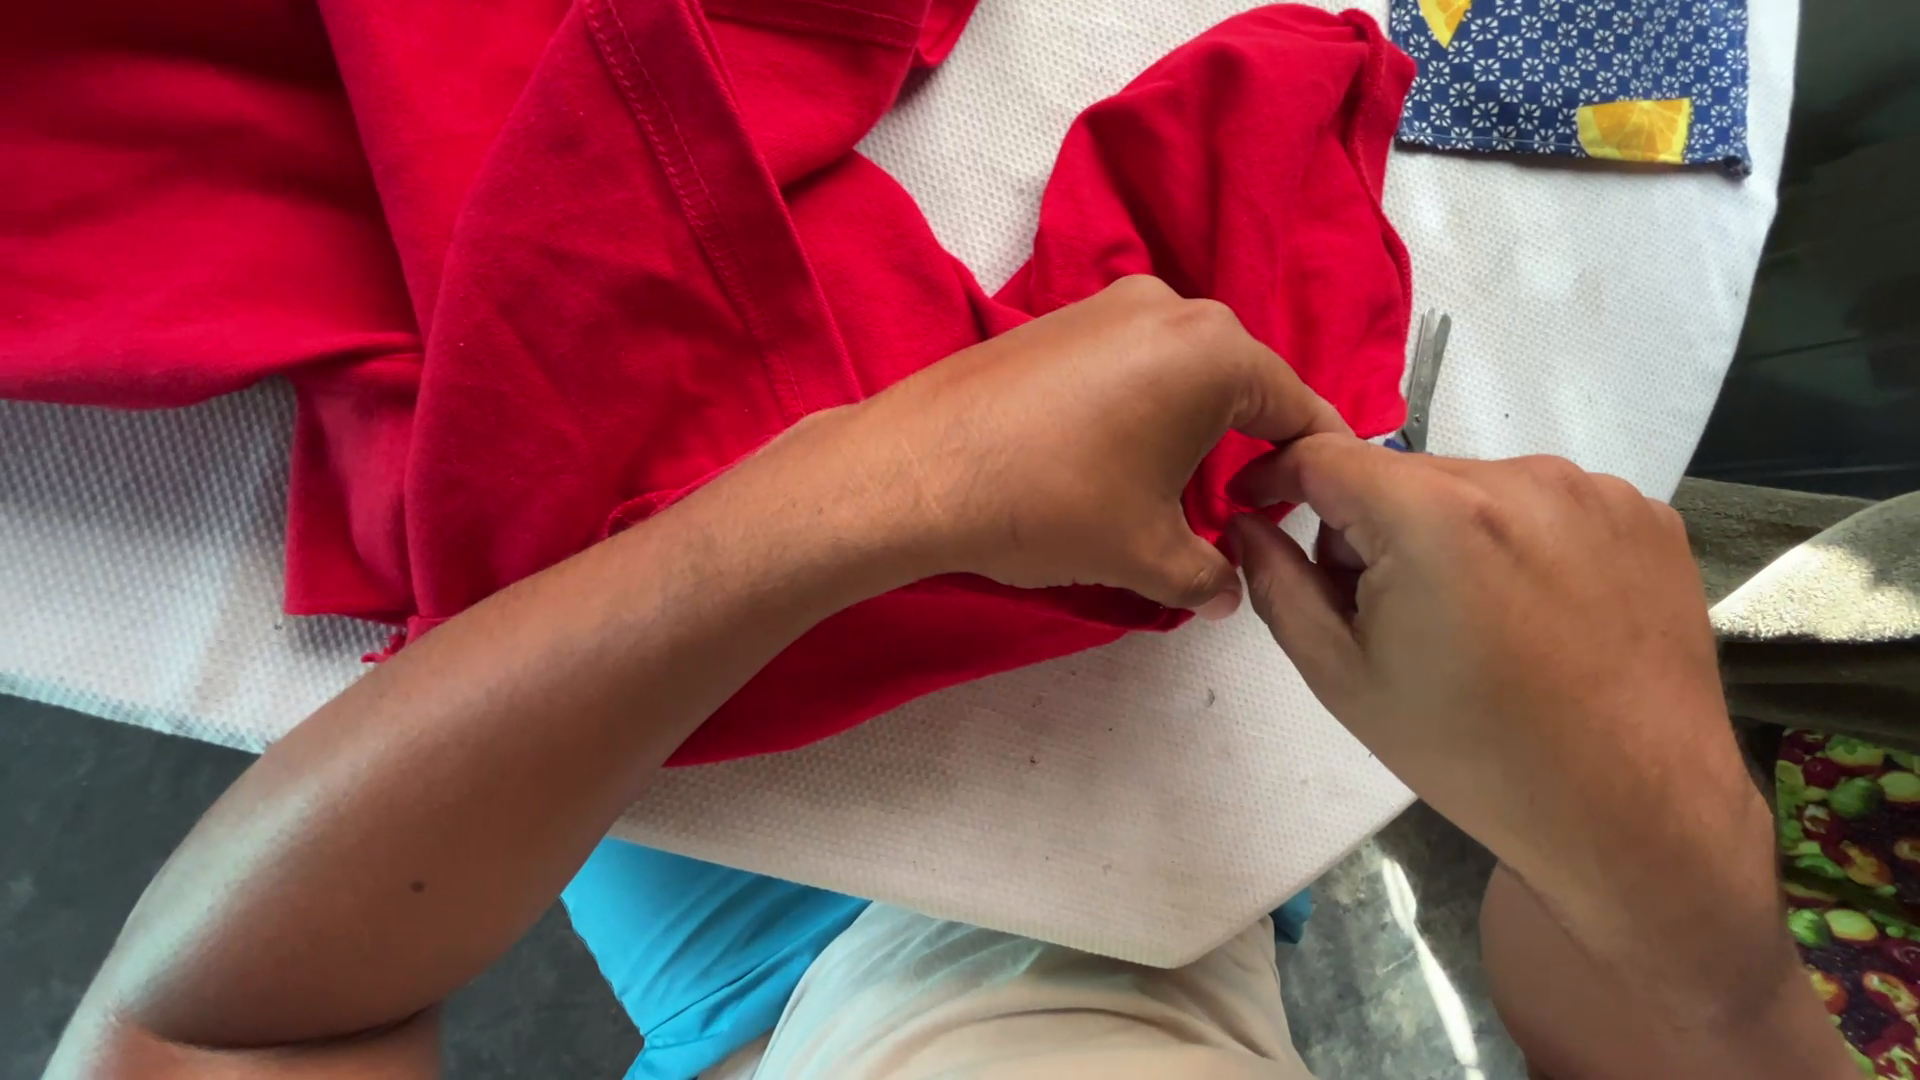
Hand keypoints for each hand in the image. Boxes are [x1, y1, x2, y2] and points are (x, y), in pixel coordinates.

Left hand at [752, 275, 1348, 611]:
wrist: (917, 469)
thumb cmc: (1053, 506)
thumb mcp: (1146, 554)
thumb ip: (1207, 577)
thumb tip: (1228, 595)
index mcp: (1214, 350)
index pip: (1293, 409)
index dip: (1307, 465)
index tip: (1303, 506)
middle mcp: (1168, 305)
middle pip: (1235, 385)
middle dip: (1239, 448)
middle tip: (1227, 511)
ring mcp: (1102, 305)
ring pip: (1175, 374)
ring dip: (1182, 430)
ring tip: (1154, 492)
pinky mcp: (1051, 319)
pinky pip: (1122, 365)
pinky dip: (1132, 408)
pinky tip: (1098, 457)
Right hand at [1229, 437, 1734, 896]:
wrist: (1632, 811)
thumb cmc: (1465, 749)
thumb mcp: (1337, 671)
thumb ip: (1275, 580)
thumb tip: (1246, 523)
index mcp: (1434, 517)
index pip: (1321, 454)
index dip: (1273, 475)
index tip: (1254, 507)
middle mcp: (1520, 478)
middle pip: (1392, 472)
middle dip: (1358, 522)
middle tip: (1370, 605)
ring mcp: (1593, 490)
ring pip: (1459, 484)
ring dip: (1428, 527)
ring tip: (1454, 612)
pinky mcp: (1642, 513)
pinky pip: (1529, 500)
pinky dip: (1499, 534)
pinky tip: (1521, 605)